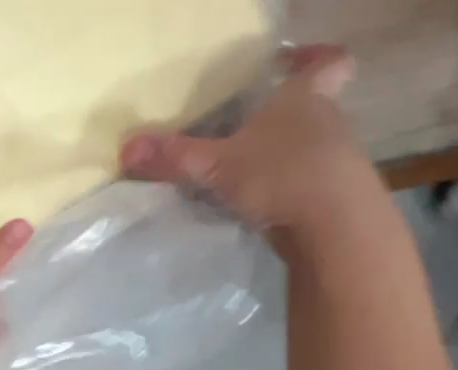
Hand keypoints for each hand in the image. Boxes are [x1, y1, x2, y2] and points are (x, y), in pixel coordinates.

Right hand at [120, 46, 381, 239]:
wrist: (332, 223)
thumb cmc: (280, 174)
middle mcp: (323, 120)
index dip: (309, 57)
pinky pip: (297, 178)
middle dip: (276, 114)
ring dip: (273, 154)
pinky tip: (249, 202)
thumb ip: (172, 157)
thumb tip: (126, 148)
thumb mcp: (215, 165)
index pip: (325, 62)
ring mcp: (330, 157)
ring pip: (300, 144)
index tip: (285, 62)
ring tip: (234, 170)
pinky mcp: (326, 191)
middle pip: (307, 105)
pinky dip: (275, 186)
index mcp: (304, 98)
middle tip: (238, 124)